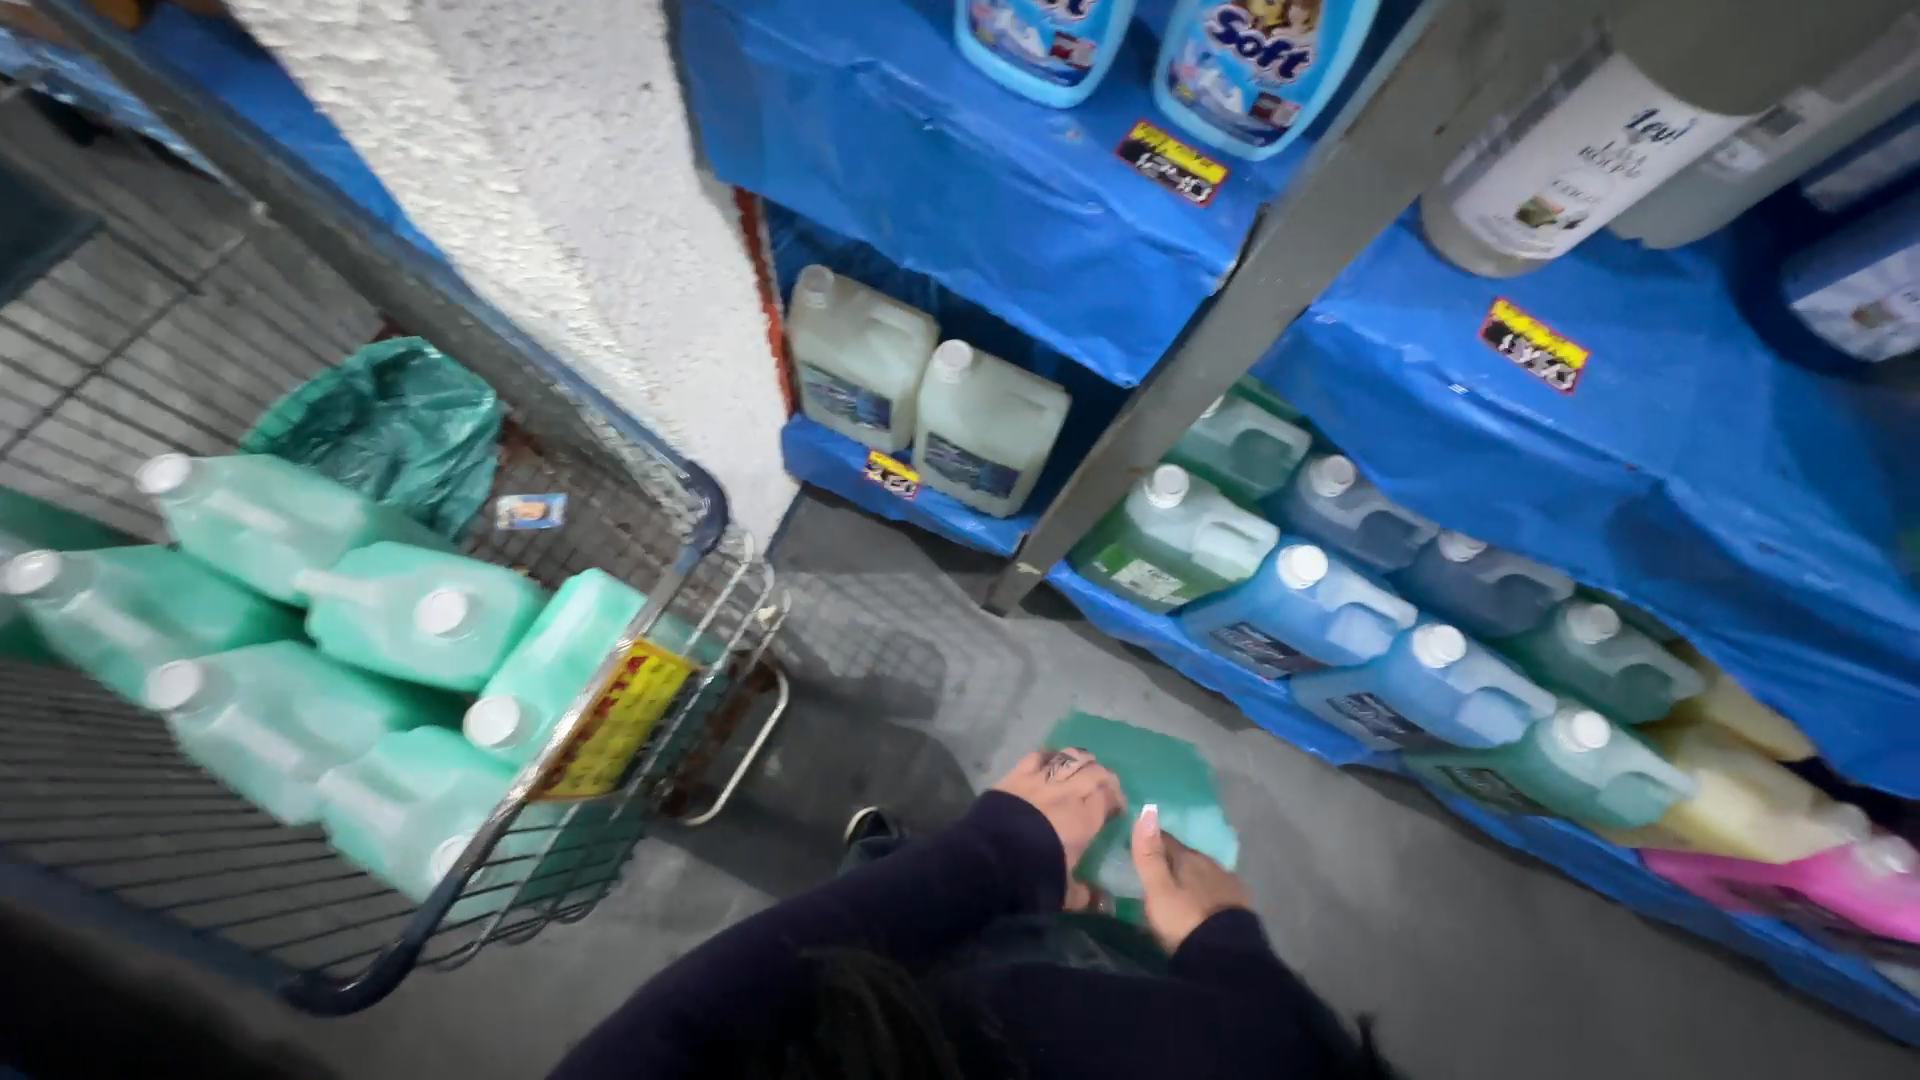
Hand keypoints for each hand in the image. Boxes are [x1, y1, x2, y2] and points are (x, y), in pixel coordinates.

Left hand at [991, 749, 1125, 904]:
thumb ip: (1087, 895)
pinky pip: (1039, 756)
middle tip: (1104, 784)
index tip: (1116, 806)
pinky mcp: (1018, 775)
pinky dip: (1050, 754)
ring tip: (1085, 764)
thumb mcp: (1065, 894)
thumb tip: (1105, 903)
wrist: (989, 860)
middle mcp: (1067, 793)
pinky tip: (1053, 758)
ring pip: (1069, 758)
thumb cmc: (1033, 877)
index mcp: (1084, 819)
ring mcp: (1041, 780)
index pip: (1108, 796)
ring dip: (1081, 760)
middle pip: (1093, 771)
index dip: (1116, 797)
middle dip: (1103, 775)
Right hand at [1132, 804, 1250, 951]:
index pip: (1164, 838)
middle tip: (1156, 876)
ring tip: (1178, 894)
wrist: (1229, 957)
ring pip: (1202, 872)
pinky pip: (1217, 889)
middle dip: (1171, 862)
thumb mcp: (1158, 891)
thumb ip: (1149, 854)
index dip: (1149, 841)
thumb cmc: (1185, 921)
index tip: (1138, 849)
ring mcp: (1228, 882)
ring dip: (1190, 878)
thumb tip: (1147, 808)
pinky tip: (1202, 906)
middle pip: (1184, 855)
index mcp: (1187, 857)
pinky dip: (1207, 893)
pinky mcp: (1241, 903)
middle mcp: (1209, 862)